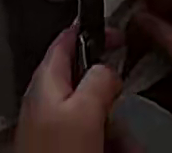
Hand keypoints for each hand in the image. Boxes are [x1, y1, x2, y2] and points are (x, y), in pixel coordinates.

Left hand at [19, 25, 122, 152]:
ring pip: (94, 115)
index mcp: (46, 82)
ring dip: (116, 128)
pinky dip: (108, 144)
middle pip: (87, 82)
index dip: (94, 30)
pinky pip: (92, 140)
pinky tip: (117, 152)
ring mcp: (52, 131)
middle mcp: (47, 102)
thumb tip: (108, 67)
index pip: (68, 37)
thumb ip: (100, 77)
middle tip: (123, 108)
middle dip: (112, 96)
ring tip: (125, 145)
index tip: (118, 35)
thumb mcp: (85, 110)